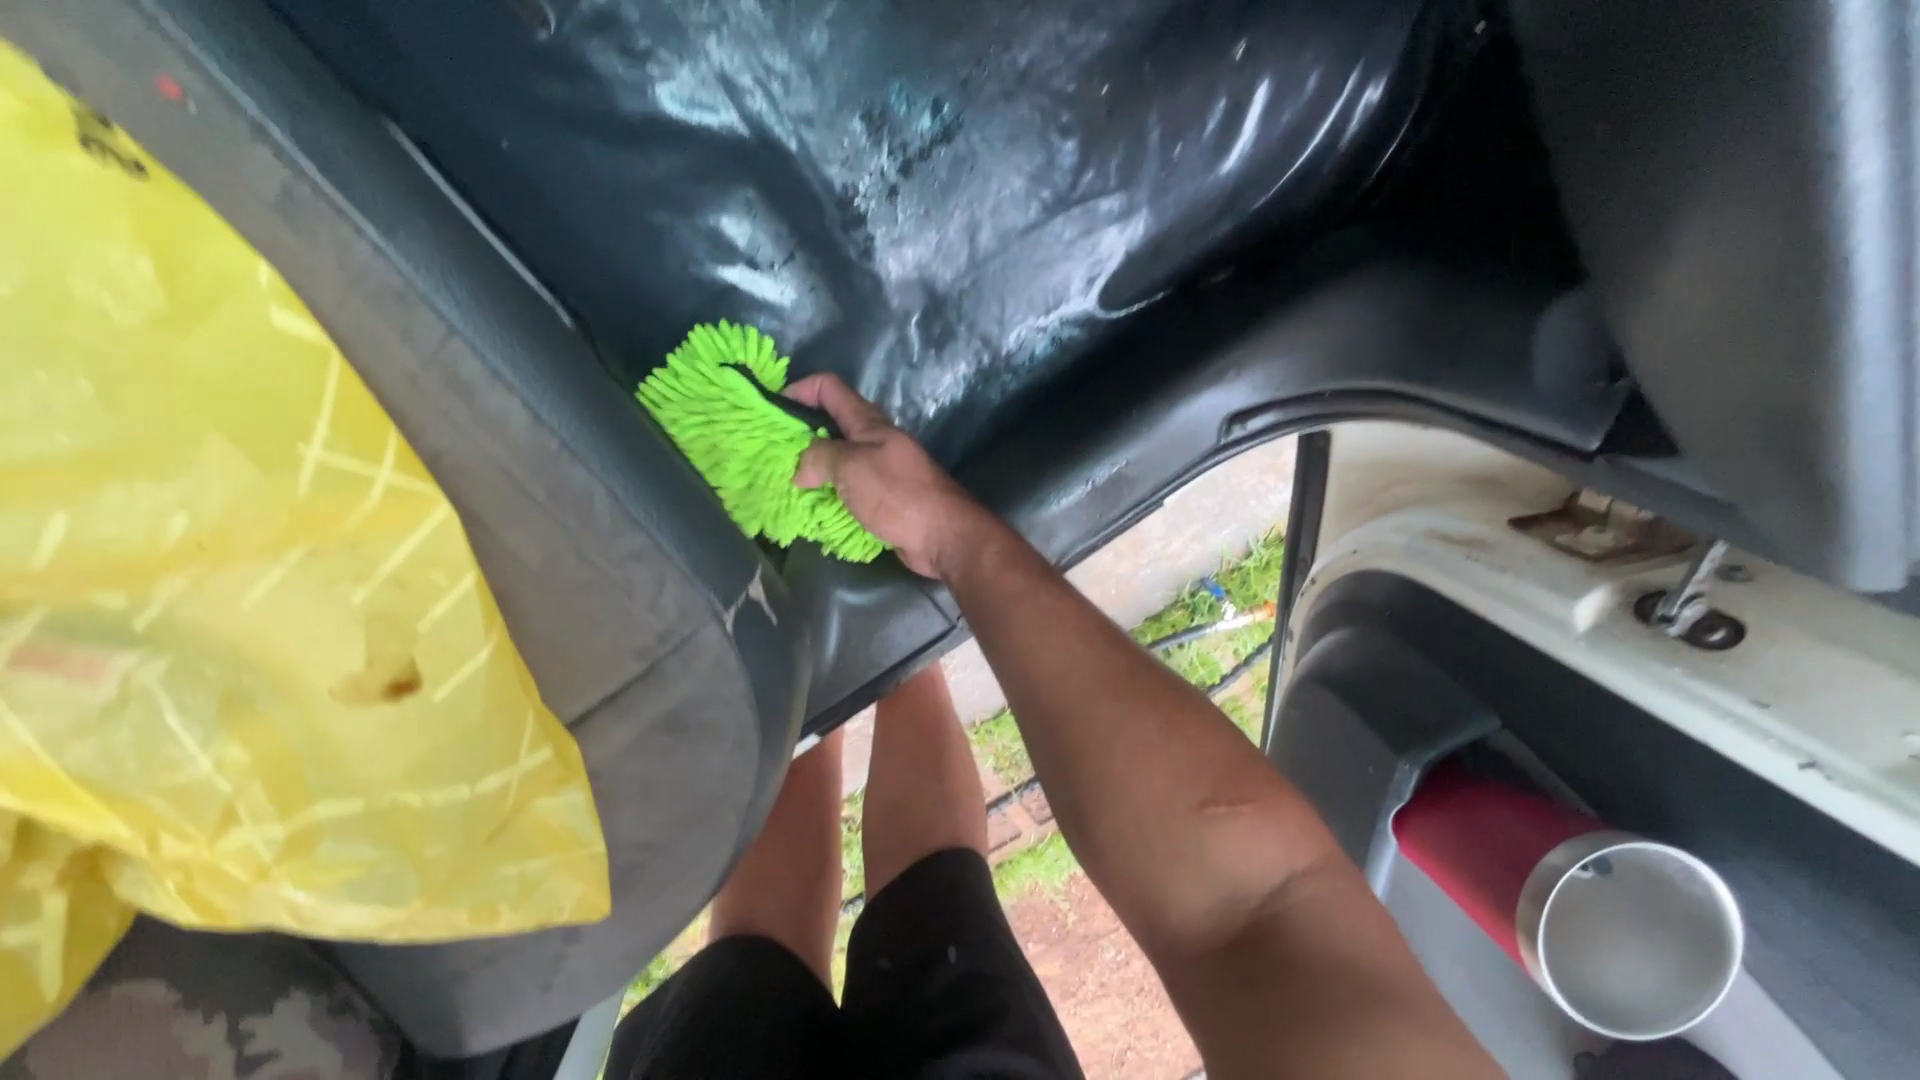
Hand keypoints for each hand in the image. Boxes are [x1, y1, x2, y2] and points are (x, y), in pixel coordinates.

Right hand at [786, 373, 993, 578]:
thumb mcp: (851, 466)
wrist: (943, 535)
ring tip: (786, 482)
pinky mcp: (885, 498)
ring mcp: (882, 470)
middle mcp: (875, 441)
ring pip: (839, 459)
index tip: (773, 409)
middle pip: (832, 424)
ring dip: (814, 468)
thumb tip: (800, 470)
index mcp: (869, 423)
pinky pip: (849, 488)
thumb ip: (819, 458)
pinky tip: (813, 506)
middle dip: (802, 433)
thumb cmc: (898, 494)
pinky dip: (830, 494)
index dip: (800, 390)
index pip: (830, 388)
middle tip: (774, 452)